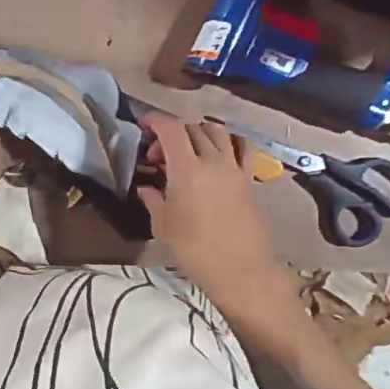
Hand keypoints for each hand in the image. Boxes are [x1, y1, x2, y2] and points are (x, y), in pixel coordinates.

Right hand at [136, 114, 287, 311]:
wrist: (237, 267)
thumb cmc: (192, 248)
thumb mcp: (162, 224)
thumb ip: (153, 199)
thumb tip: (146, 188)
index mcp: (187, 169)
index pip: (172, 130)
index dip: (156, 121)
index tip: (142, 124)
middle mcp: (213, 161)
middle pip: (193, 129)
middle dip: (171, 133)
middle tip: (156, 154)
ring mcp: (234, 168)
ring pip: (217, 132)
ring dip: (198, 132)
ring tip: (185, 150)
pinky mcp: (247, 179)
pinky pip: (241, 147)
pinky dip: (228, 140)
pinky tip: (218, 151)